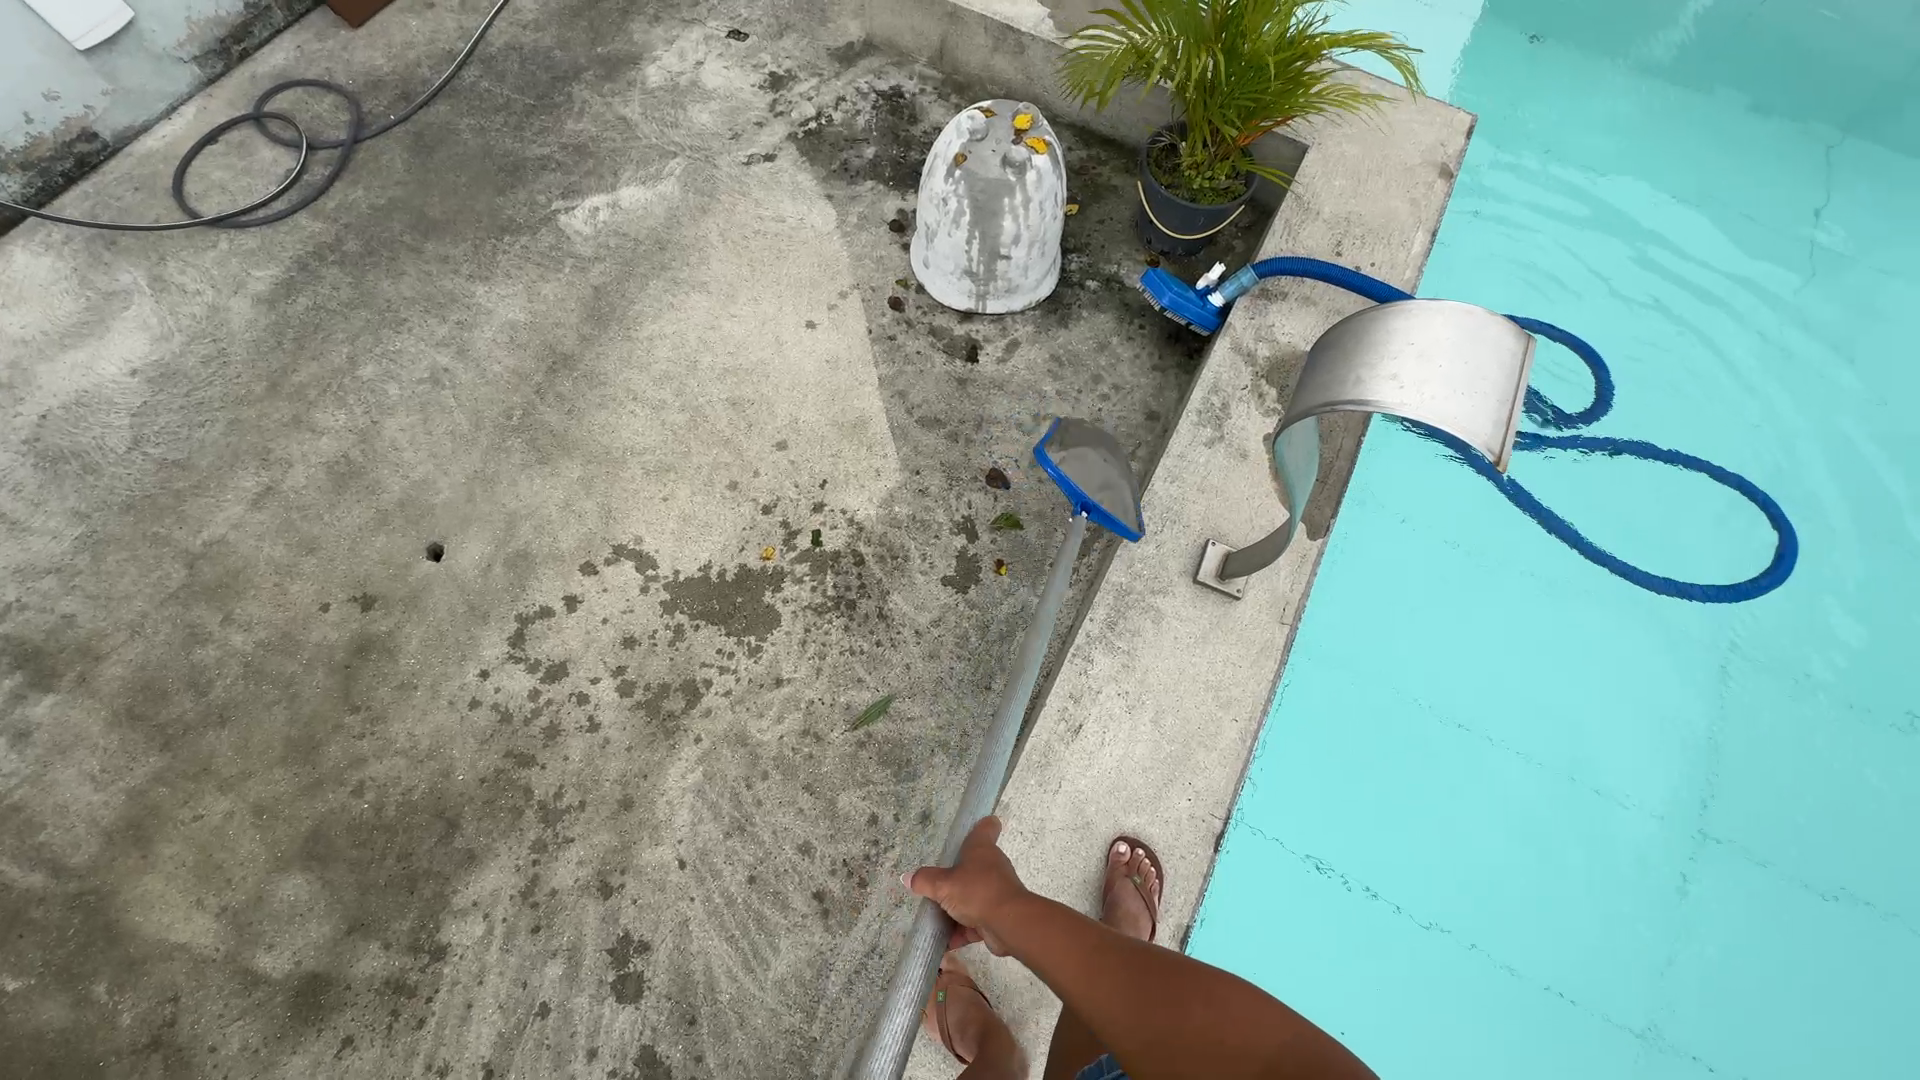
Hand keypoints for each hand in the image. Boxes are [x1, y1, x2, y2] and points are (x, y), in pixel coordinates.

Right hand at [904, 816, 1030, 954]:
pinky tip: (946, 942)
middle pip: (973, 866)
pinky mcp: (997, 915)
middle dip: (955, 877)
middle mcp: (991, 866)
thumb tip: (907, 877)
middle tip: (935, 885)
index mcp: (981, 849)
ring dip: (956, 909)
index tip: (974, 827)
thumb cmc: (977, 892)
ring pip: (972, 896)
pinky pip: (975, 921)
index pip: (986, 827)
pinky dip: (962, 931)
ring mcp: (996, 891)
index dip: (981, 825)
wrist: (1008, 924)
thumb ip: (924, 880)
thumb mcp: (943, 885)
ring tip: (934, 918)